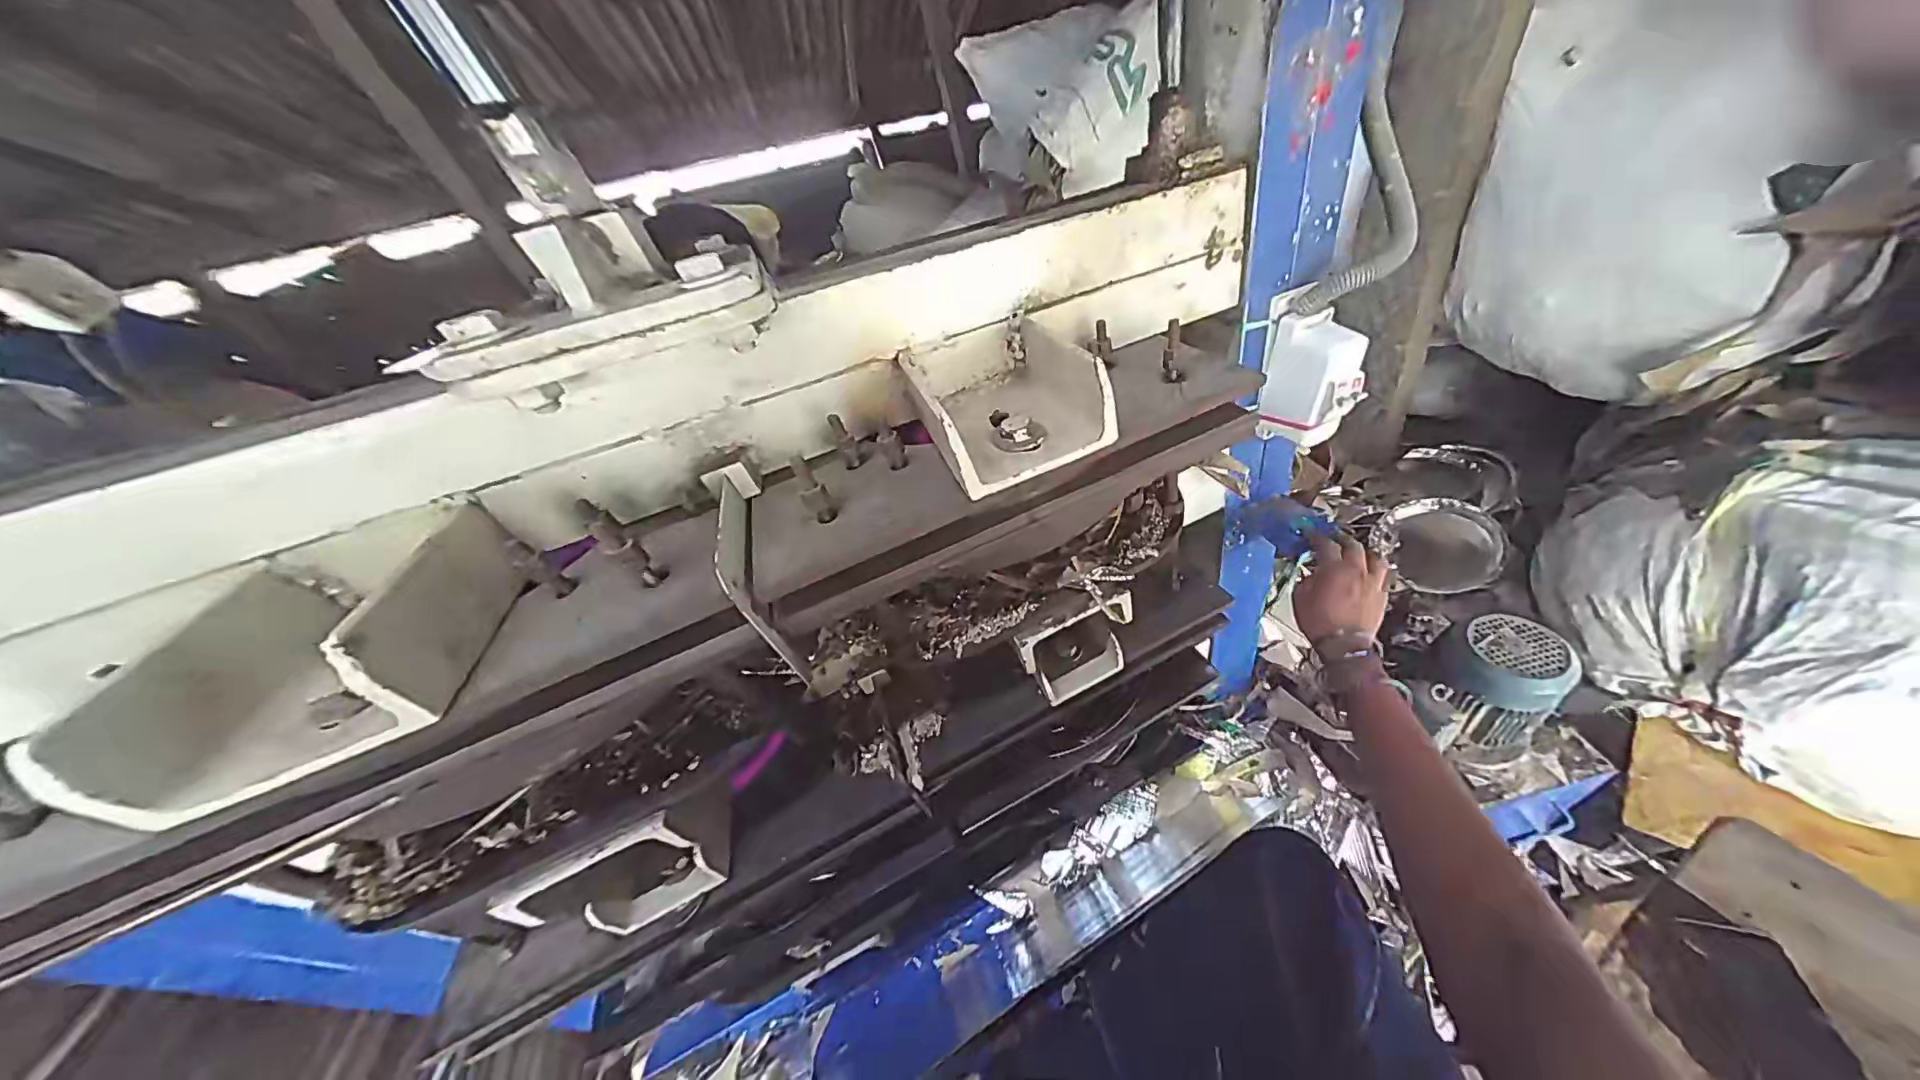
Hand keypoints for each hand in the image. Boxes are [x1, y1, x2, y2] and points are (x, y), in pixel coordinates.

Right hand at [1293, 532, 1390, 648]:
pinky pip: (1384, 575)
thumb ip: (1305, 579)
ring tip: (1357, 553)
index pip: (1326, 544)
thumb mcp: (1300, 597)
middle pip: (1353, 545)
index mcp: (1334, 568)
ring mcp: (1373, 582)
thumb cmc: (1320, 623)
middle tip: (1333, 540)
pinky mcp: (1382, 595)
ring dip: (1364, 552)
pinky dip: (1376, 570)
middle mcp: (1357, 571)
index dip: (1317, 537)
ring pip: (1375, 557)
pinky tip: (1370, 572)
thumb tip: (1308, 573)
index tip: (1311, 536)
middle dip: (1341, 540)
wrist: (1343, 645)